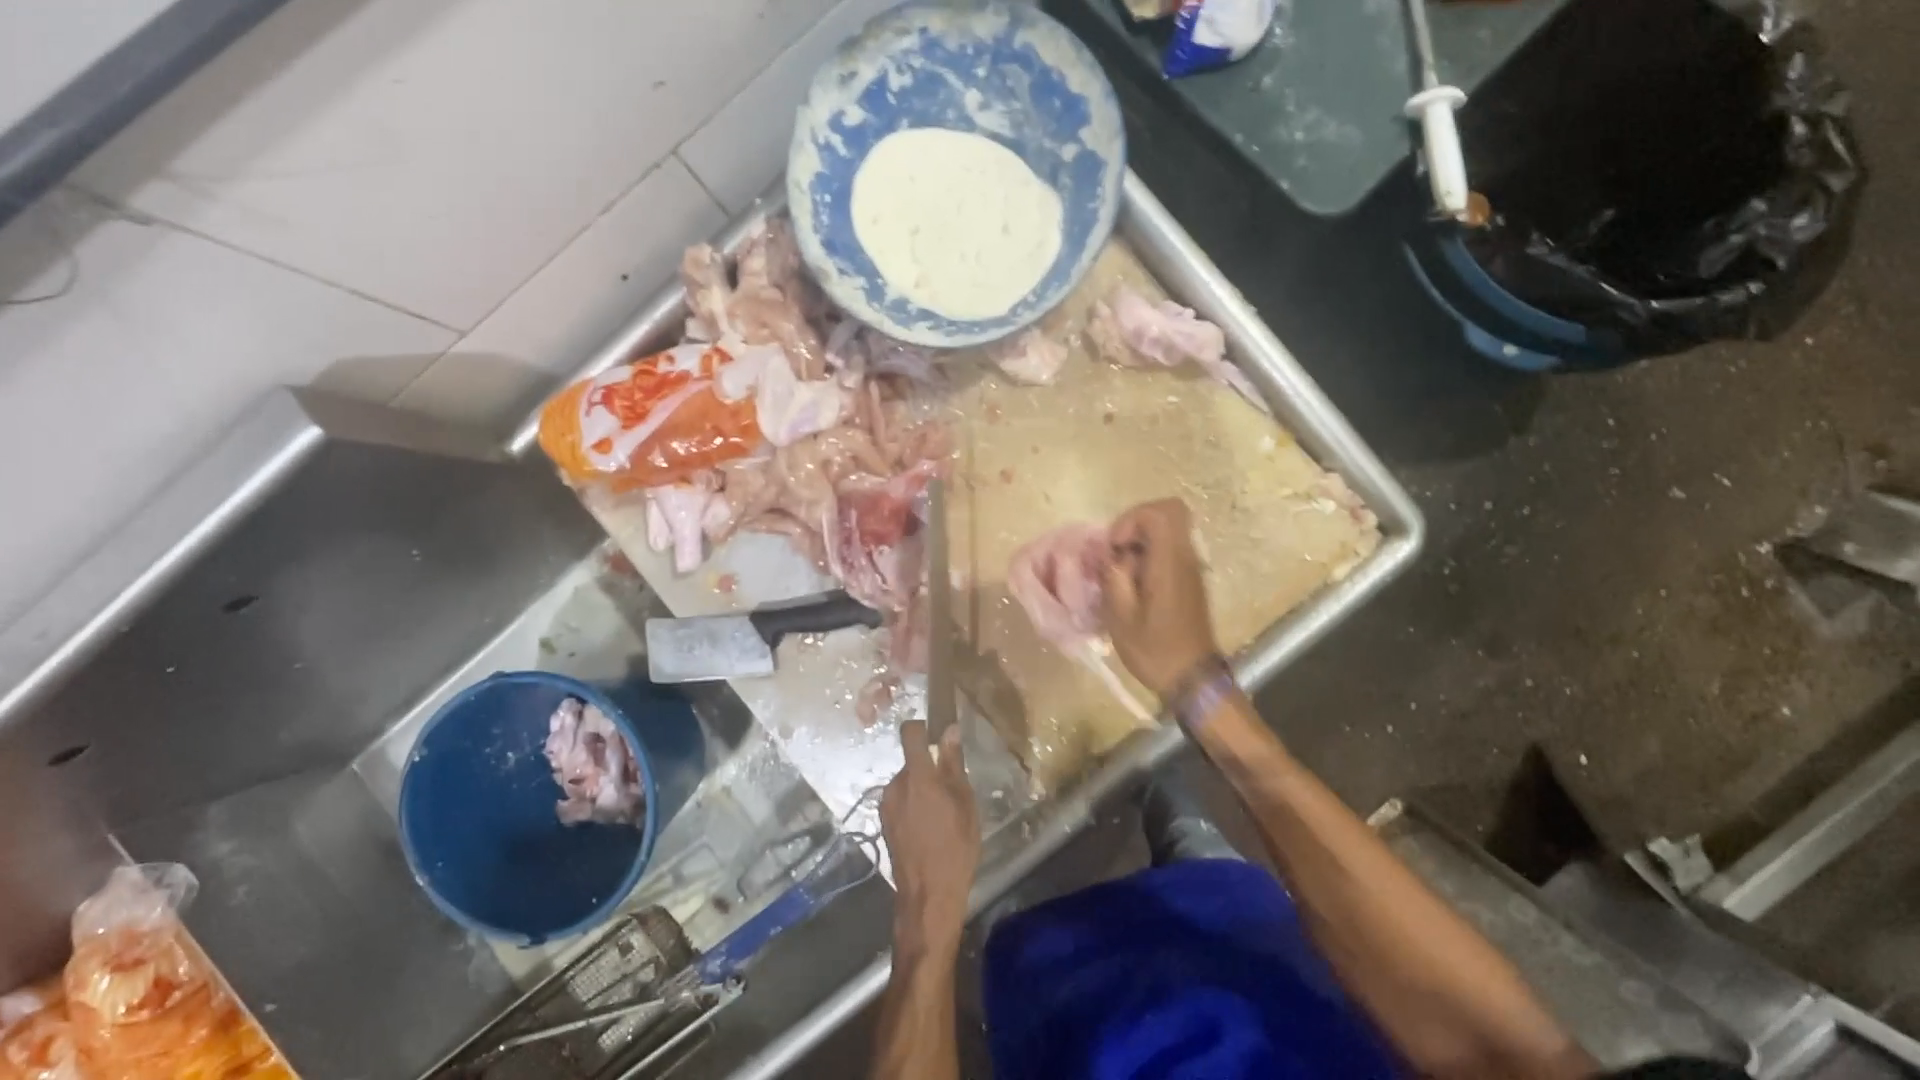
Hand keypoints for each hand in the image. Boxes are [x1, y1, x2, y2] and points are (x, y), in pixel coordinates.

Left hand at [880, 721, 979, 955]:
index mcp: (917, 776)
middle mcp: (895, 785)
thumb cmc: (955, 847)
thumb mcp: (964, 803)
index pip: (910, 733)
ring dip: (921, 789)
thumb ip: (954, 765)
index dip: (922, 727)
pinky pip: (900, 801)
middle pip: (911, 762)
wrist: (928, 894)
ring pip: (906, 783)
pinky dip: (913, 806)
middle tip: (952, 790)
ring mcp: (886, 805)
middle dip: (929, 769)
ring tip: (942, 815)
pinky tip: (928, 828)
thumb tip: (949, 730)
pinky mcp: (884, 823)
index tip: (938, 734)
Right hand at [1103, 498, 1220, 698]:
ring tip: (1122, 574)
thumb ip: (1114, 576)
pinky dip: (1148, 558)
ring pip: (1168, 531)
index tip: (1116, 548)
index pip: (1160, 512)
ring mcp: (1191, 568)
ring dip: (1140, 544)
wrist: (1192, 678)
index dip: (1131, 519)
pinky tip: (1134, 587)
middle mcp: (1186, 557)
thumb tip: (1113, 556)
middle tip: (1117, 554)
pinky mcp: (1189, 580)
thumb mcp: (1121, 616)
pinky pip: (1169, 551)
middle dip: (1135, 526)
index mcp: (1170, 562)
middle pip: (1167, 514)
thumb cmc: (1154, 649)